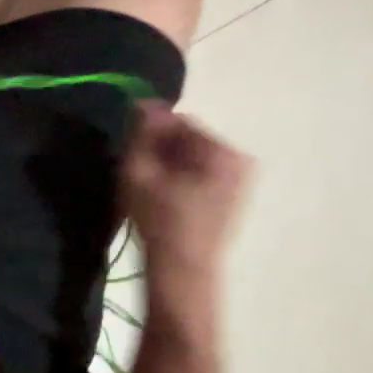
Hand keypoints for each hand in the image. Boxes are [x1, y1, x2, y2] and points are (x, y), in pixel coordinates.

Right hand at [121, 101, 249, 278]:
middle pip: (189, 138)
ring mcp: (241, 180)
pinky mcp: (234, 197)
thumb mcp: (140, 171)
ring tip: (150, 187)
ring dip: (170, 164)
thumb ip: (143, 133)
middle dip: (162, 148)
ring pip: (193, 156)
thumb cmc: (158, 220)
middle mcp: (240, 159)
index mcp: (222, 150)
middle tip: (138, 171)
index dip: (150, 133)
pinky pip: (202, 173)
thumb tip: (145, 103)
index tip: (131, 152)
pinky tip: (165, 198)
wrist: (183, 269)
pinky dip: (182, 178)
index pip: (179, 121)